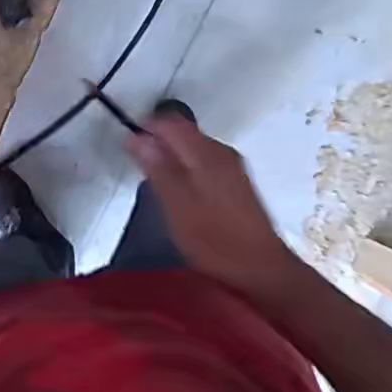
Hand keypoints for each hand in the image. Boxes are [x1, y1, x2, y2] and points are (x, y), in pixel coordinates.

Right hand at [125, 116, 295, 294]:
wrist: (262, 270)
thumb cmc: (214, 240)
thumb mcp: (177, 206)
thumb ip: (157, 168)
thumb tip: (137, 138)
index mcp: (205, 153)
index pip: (170, 122)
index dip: (145, 128)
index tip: (128, 146)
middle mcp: (221, 151)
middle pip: (183, 131)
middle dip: (158, 141)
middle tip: (139, 166)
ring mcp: (233, 165)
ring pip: (193, 145)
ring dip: (172, 154)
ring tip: (156, 180)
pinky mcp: (237, 180)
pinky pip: (204, 159)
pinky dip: (186, 165)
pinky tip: (180, 190)